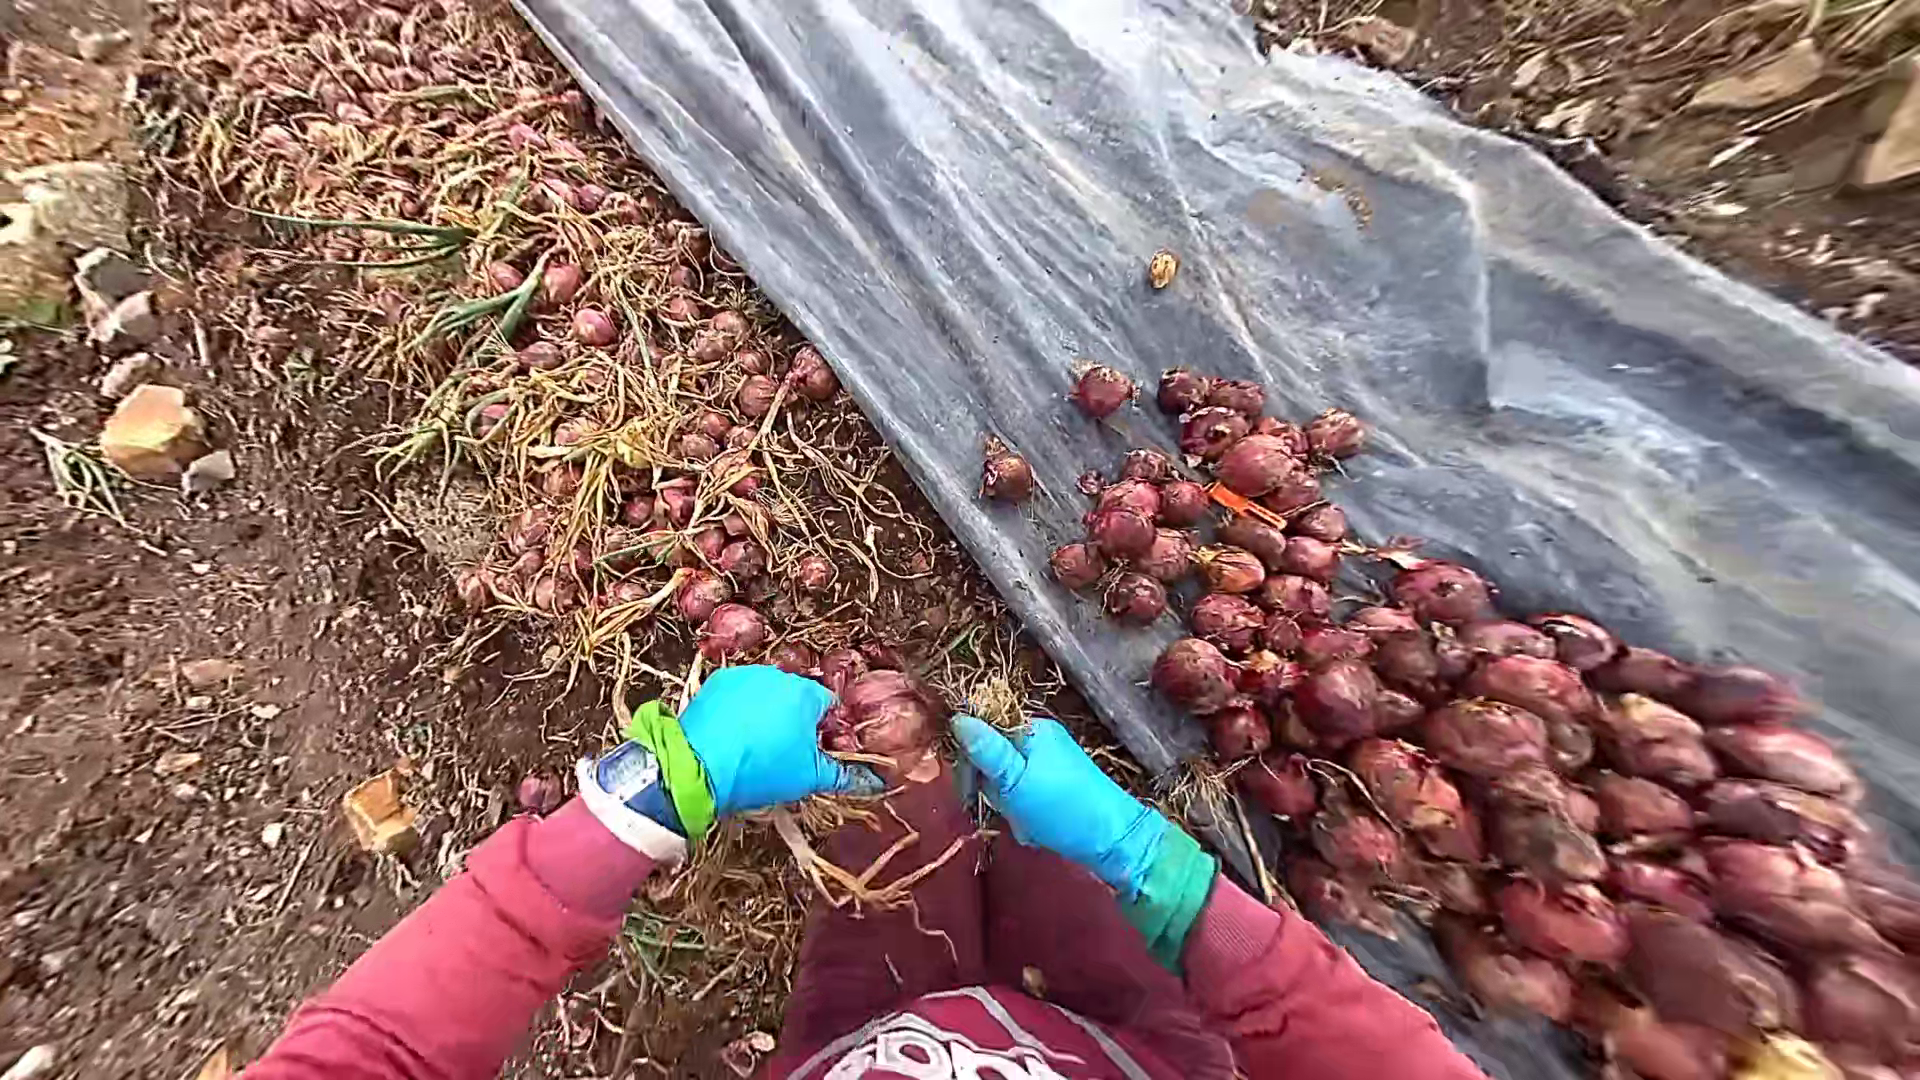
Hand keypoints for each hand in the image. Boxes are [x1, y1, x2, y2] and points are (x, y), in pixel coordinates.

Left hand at [680, 666, 879, 816]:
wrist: (697, 767)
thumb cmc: (760, 769)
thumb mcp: (808, 777)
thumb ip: (843, 775)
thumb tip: (873, 781)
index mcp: (807, 695)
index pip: (829, 705)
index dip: (824, 729)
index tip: (813, 750)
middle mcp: (780, 677)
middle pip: (798, 698)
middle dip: (795, 721)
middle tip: (783, 752)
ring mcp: (748, 675)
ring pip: (768, 694)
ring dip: (767, 712)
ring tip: (754, 745)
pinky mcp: (720, 681)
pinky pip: (739, 692)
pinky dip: (739, 708)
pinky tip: (731, 734)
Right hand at [953, 714, 1168, 897]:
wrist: (1114, 841)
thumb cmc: (1062, 809)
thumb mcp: (1015, 781)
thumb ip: (985, 751)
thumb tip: (957, 718)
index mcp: (1029, 728)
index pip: (980, 728)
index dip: (968, 757)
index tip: (969, 788)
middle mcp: (1038, 736)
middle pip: (990, 752)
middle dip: (989, 785)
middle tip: (1003, 807)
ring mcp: (1047, 758)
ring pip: (1004, 776)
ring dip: (1006, 801)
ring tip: (1022, 820)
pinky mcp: (1054, 780)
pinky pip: (1021, 789)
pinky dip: (1021, 808)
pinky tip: (1032, 826)